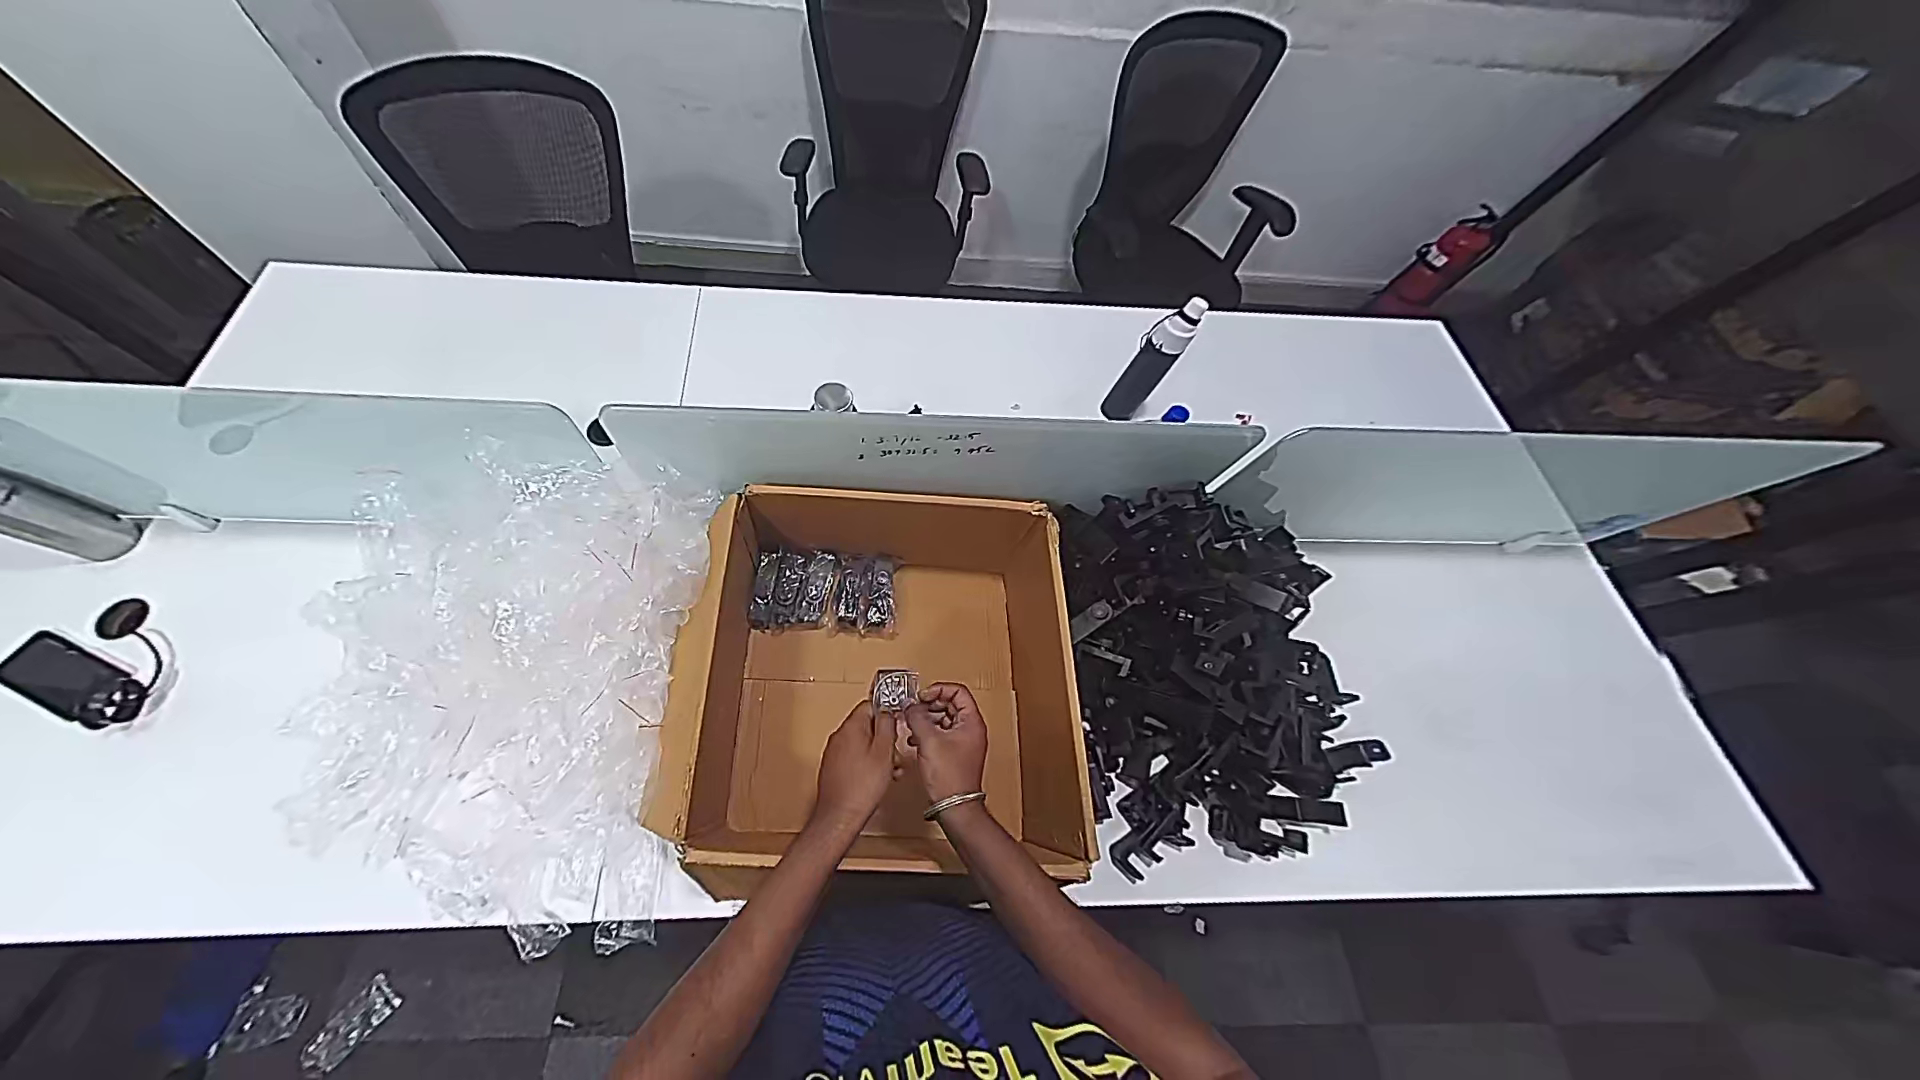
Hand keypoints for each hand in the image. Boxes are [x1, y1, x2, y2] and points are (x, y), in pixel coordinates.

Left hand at [811, 700, 901, 834]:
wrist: (840, 816)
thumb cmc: (862, 787)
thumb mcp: (884, 751)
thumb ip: (887, 725)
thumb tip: (888, 710)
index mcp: (850, 727)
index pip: (869, 705)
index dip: (886, 712)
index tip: (897, 721)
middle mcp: (839, 736)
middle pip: (866, 725)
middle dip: (884, 737)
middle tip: (895, 751)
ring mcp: (834, 752)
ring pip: (862, 742)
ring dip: (878, 752)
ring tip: (889, 769)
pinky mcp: (833, 767)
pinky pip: (854, 756)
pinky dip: (868, 762)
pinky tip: (877, 778)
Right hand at [895, 682, 988, 803]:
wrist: (954, 806)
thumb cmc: (949, 777)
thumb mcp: (929, 741)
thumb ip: (917, 718)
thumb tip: (909, 705)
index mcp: (972, 722)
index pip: (958, 692)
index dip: (938, 690)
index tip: (922, 696)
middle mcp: (971, 729)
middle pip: (951, 704)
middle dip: (930, 705)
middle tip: (914, 709)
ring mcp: (965, 741)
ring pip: (945, 719)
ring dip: (927, 719)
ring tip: (912, 725)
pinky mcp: (956, 753)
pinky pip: (942, 733)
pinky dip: (929, 732)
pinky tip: (915, 740)